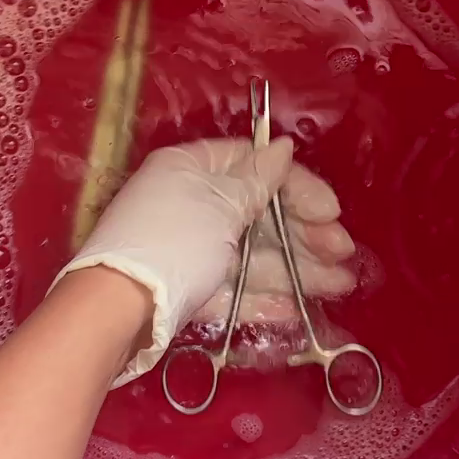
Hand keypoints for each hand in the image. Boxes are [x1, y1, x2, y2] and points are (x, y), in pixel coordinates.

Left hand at [59, 137, 346, 385]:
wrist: (115, 310)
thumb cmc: (173, 243)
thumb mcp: (219, 205)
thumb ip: (257, 181)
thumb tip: (282, 147)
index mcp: (191, 169)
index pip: (252, 163)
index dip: (296, 185)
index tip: (331, 212)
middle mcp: (190, 202)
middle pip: (256, 211)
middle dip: (303, 232)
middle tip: (343, 253)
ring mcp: (189, 248)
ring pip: (250, 253)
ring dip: (296, 268)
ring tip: (341, 284)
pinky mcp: (187, 288)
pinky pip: (232, 287)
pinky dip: (263, 297)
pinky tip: (298, 310)